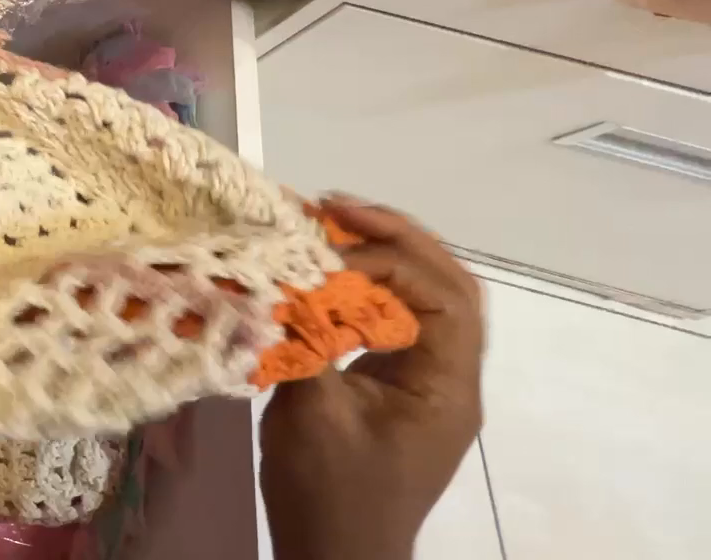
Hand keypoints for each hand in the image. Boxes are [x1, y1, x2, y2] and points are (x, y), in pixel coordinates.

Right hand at [260, 198, 485, 559]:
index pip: (441, 300)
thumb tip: (279, 280)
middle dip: (397, 236)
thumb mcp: (313, 414)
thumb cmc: (330, 487)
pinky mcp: (393, 377)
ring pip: (426, 295)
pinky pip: (393, 312)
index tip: (319, 253)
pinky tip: (323, 265)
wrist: (338, 547)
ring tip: (330, 217)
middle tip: (334, 203)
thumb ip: (304, 341)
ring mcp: (423, 375)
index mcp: (444, 386)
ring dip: (385, 250)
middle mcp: (447, 373)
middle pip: (451, 285)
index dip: (384, 262)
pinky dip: (364, 277)